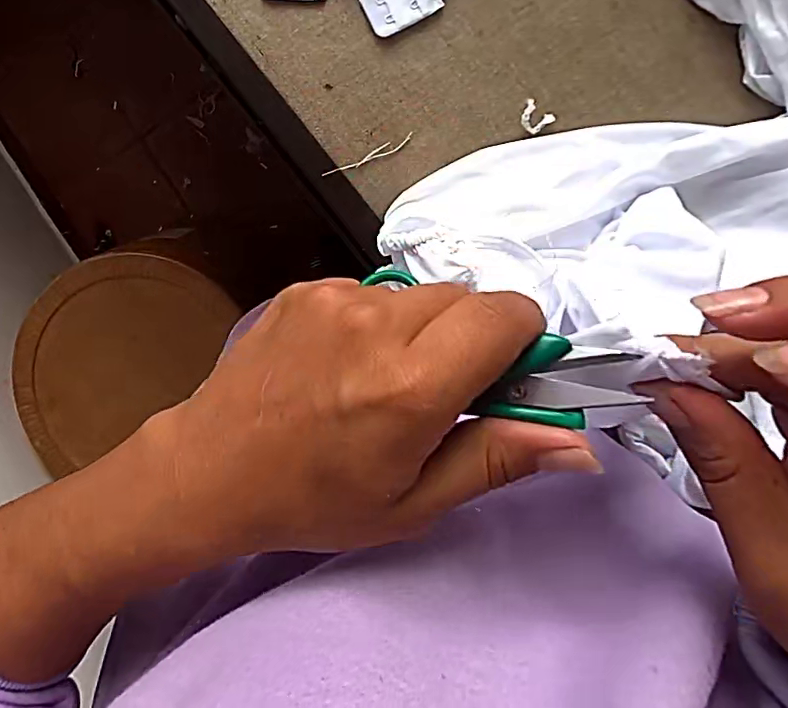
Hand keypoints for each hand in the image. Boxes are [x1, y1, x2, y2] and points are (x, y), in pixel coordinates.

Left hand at [150, 277, 600, 555]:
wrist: (210, 468)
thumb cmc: (315, 499)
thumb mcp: (414, 502)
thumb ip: (498, 457)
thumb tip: (578, 446)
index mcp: (410, 385)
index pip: (505, 314)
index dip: (519, 338)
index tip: (504, 373)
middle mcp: (376, 324)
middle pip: (467, 297)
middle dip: (472, 335)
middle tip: (439, 385)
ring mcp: (337, 296)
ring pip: (422, 291)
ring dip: (424, 326)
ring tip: (385, 374)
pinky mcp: (310, 286)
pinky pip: (375, 289)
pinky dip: (379, 318)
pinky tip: (347, 358)